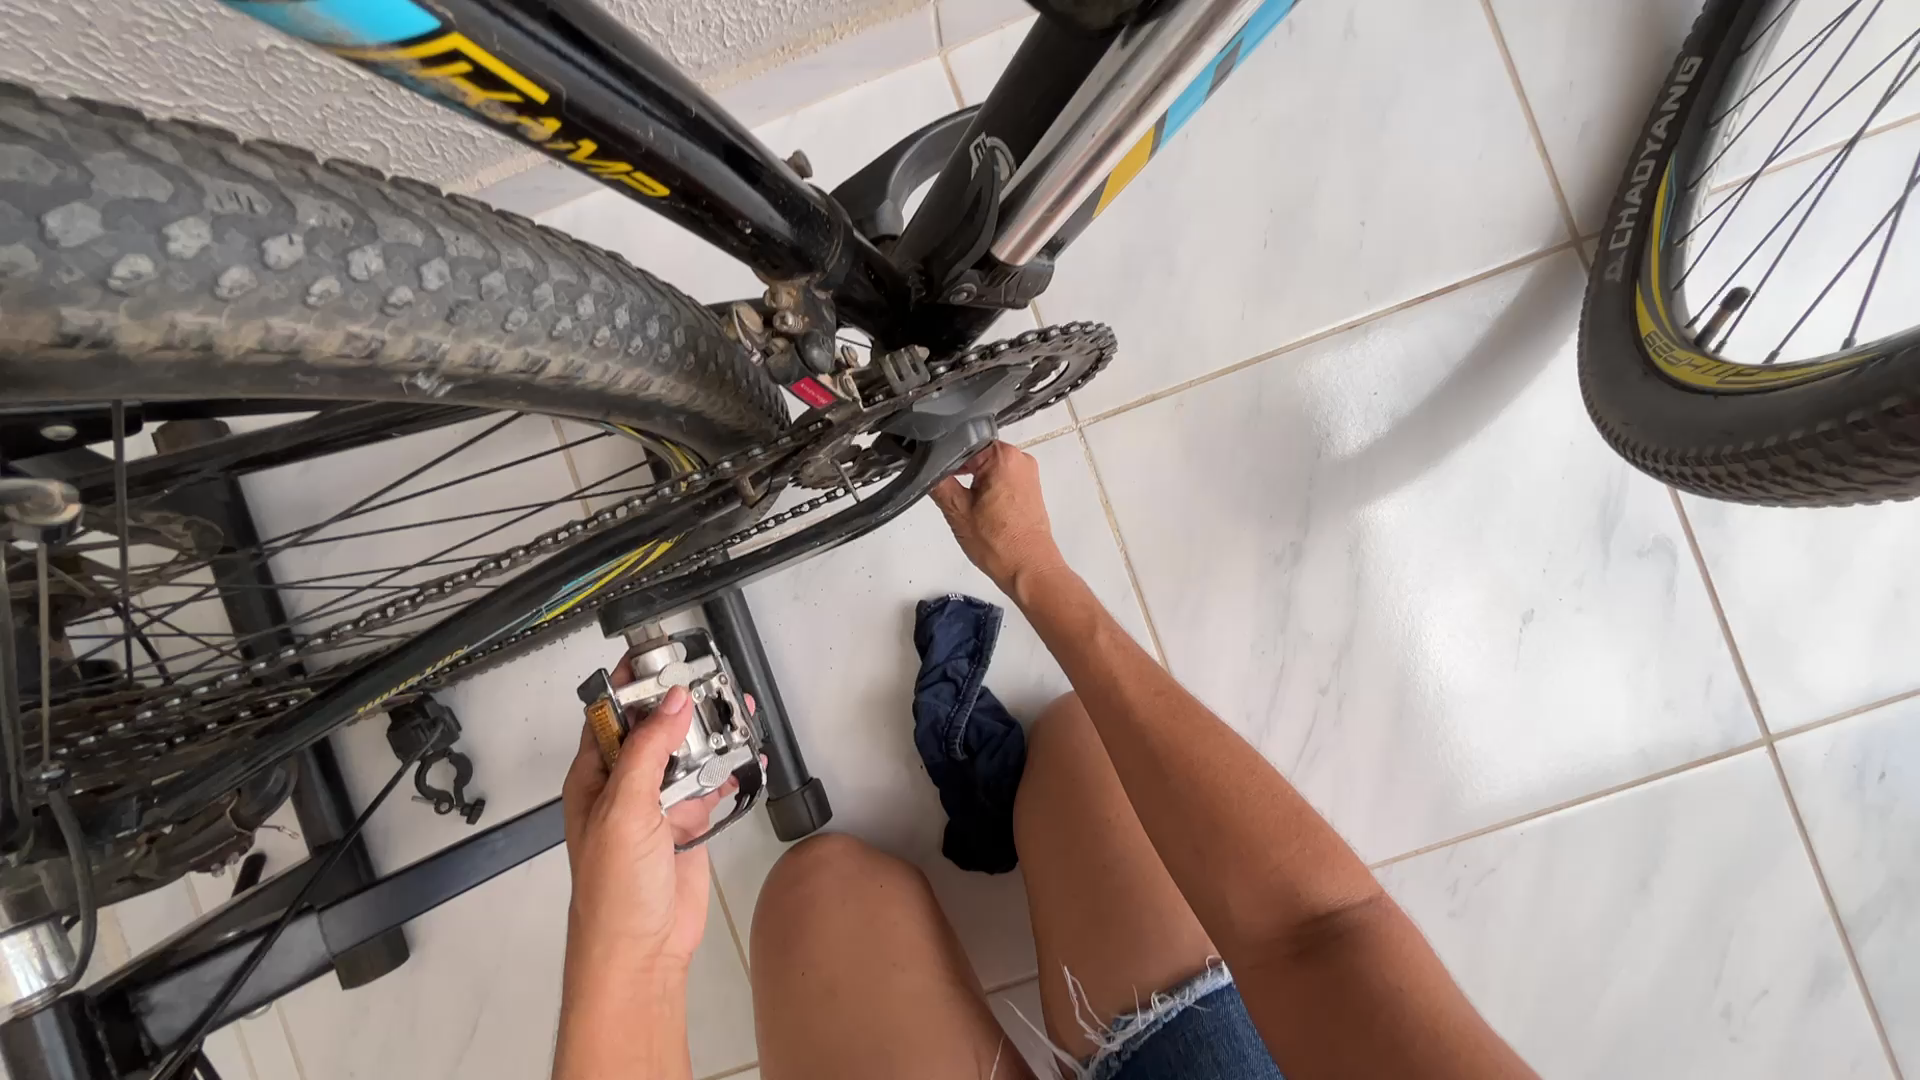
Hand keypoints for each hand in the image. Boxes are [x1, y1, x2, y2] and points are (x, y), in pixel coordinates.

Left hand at [560, 672, 731, 984]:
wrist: (643, 951)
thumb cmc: (613, 892)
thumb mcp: (625, 810)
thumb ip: (649, 751)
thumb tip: (672, 701)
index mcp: (596, 778)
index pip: (610, 716)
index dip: (633, 685)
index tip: (661, 658)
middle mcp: (627, 786)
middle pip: (657, 729)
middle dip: (685, 705)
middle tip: (713, 681)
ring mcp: (660, 804)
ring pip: (690, 753)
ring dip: (713, 734)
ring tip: (738, 712)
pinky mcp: (690, 822)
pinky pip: (714, 784)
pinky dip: (732, 769)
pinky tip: (748, 756)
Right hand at [929, 440, 1068, 597]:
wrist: (1029, 570)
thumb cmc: (1000, 544)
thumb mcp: (956, 511)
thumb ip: (938, 483)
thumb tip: (927, 471)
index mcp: (1003, 456)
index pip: (964, 444)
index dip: (946, 460)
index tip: (937, 477)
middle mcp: (1020, 460)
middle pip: (977, 456)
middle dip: (961, 474)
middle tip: (954, 499)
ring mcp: (1028, 475)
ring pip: (989, 470)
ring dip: (974, 485)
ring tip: (970, 510)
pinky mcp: (1029, 490)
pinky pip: (1002, 482)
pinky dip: (988, 493)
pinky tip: (983, 514)